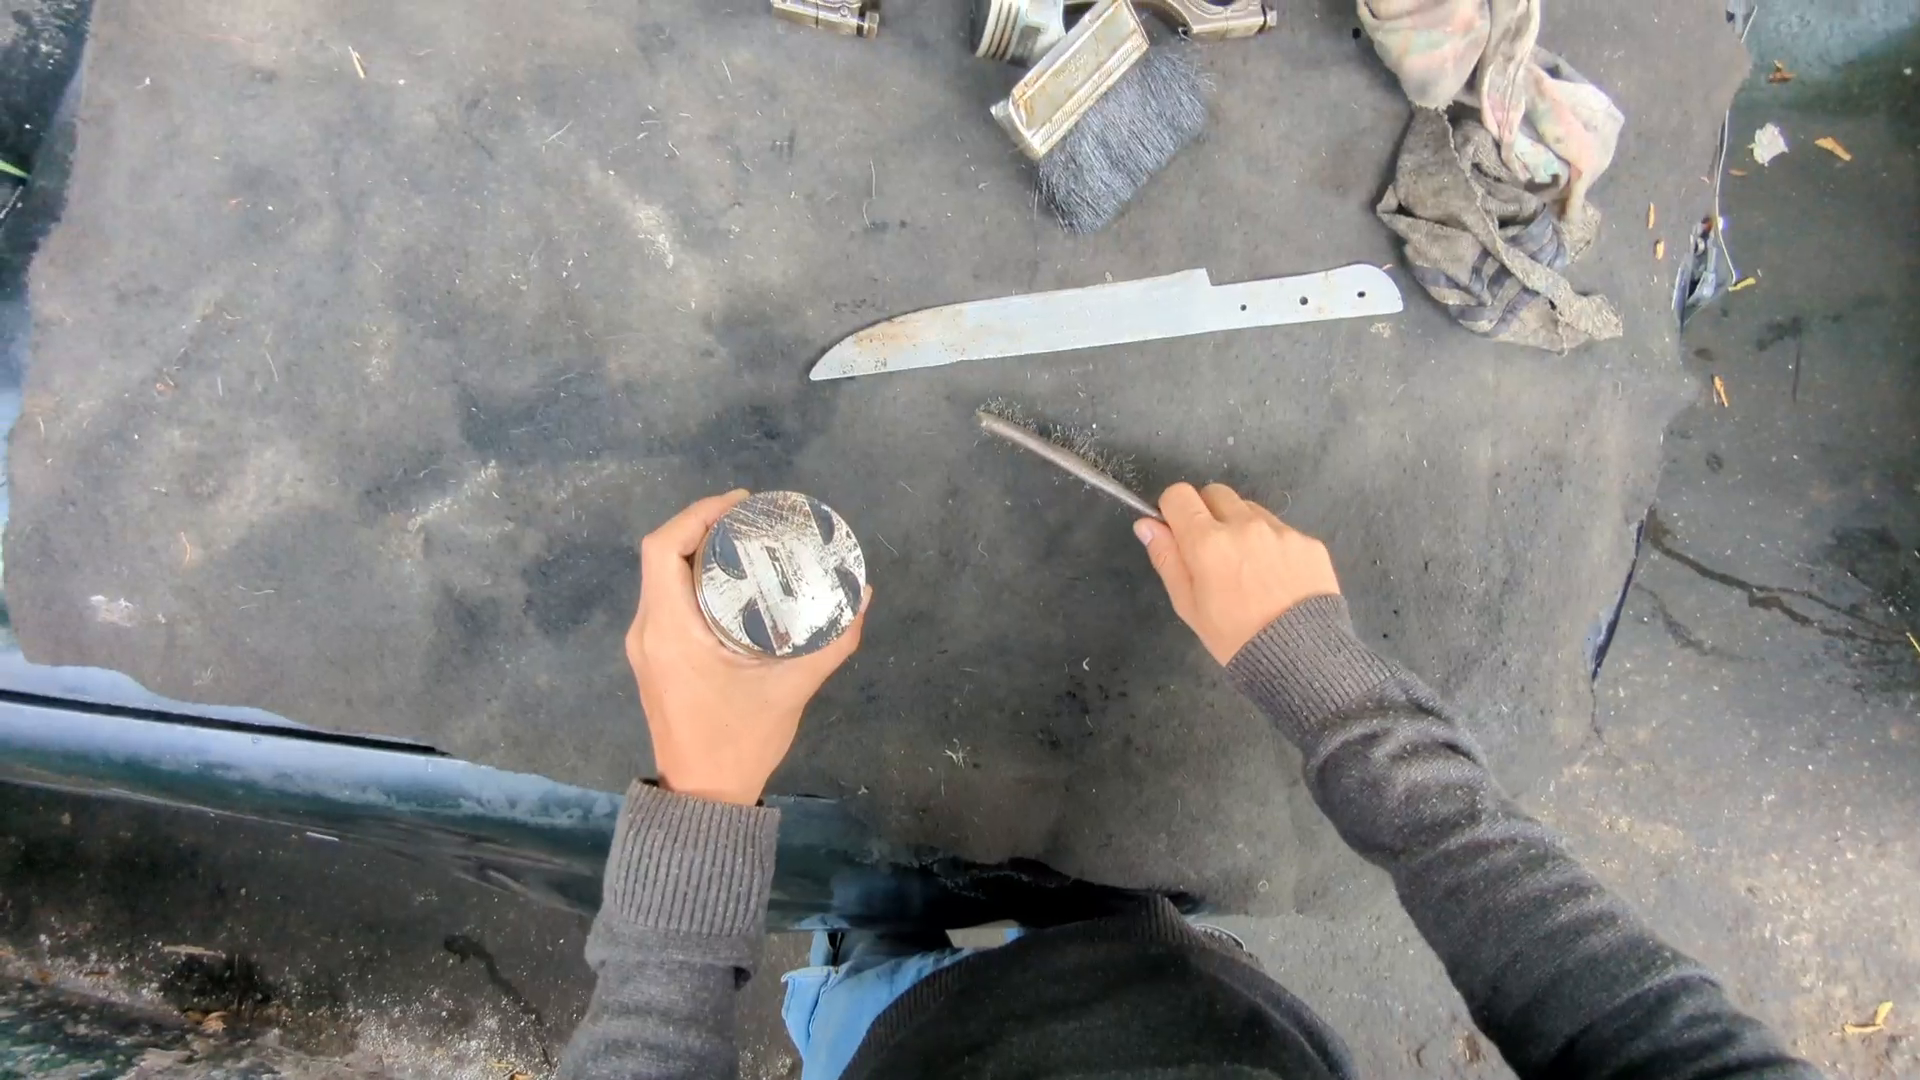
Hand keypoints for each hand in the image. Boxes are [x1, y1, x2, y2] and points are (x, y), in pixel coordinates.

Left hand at [626, 490, 869, 805]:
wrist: (701, 798)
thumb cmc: (740, 742)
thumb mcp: (792, 690)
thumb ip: (832, 642)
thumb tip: (863, 594)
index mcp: (670, 631)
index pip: (663, 550)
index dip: (698, 513)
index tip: (742, 502)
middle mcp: (648, 630)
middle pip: (660, 555)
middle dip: (703, 525)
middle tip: (753, 518)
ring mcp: (645, 644)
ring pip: (660, 576)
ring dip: (697, 550)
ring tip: (746, 540)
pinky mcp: (654, 656)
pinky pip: (665, 597)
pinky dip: (693, 576)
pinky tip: (732, 580)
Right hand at [1134, 482, 1340, 664]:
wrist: (1301, 659)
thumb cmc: (1233, 638)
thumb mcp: (1188, 605)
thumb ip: (1166, 558)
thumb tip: (1146, 525)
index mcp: (1207, 541)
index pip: (1179, 495)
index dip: (1173, 511)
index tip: (1177, 532)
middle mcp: (1244, 525)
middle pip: (1215, 493)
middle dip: (1206, 513)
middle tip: (1211, 550)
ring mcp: (1280, 531)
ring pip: (1249, 508)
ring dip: (1240, 525)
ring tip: (1247, 567)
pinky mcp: (1309, 541)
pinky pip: (1280, 529)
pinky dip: (1271, 543)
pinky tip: (1275, 577)